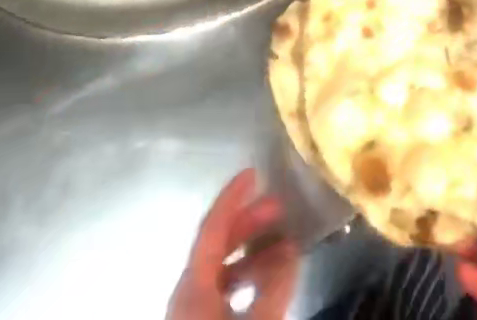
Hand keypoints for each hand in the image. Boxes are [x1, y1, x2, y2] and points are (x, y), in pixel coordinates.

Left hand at [168, 169, 300, 319]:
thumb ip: (275, 284)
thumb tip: (290, 249)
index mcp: (193, 285)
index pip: (211, 227)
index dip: (232, 197)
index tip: (254, 172)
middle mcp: (186, 294)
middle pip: (215, 245)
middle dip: (248, 223)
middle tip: (280, 209)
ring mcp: (190, 315)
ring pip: (219, 269)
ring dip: (251, 251)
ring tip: (285, 247)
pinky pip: (222, 290)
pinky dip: (246, 277)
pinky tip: (268, 282)